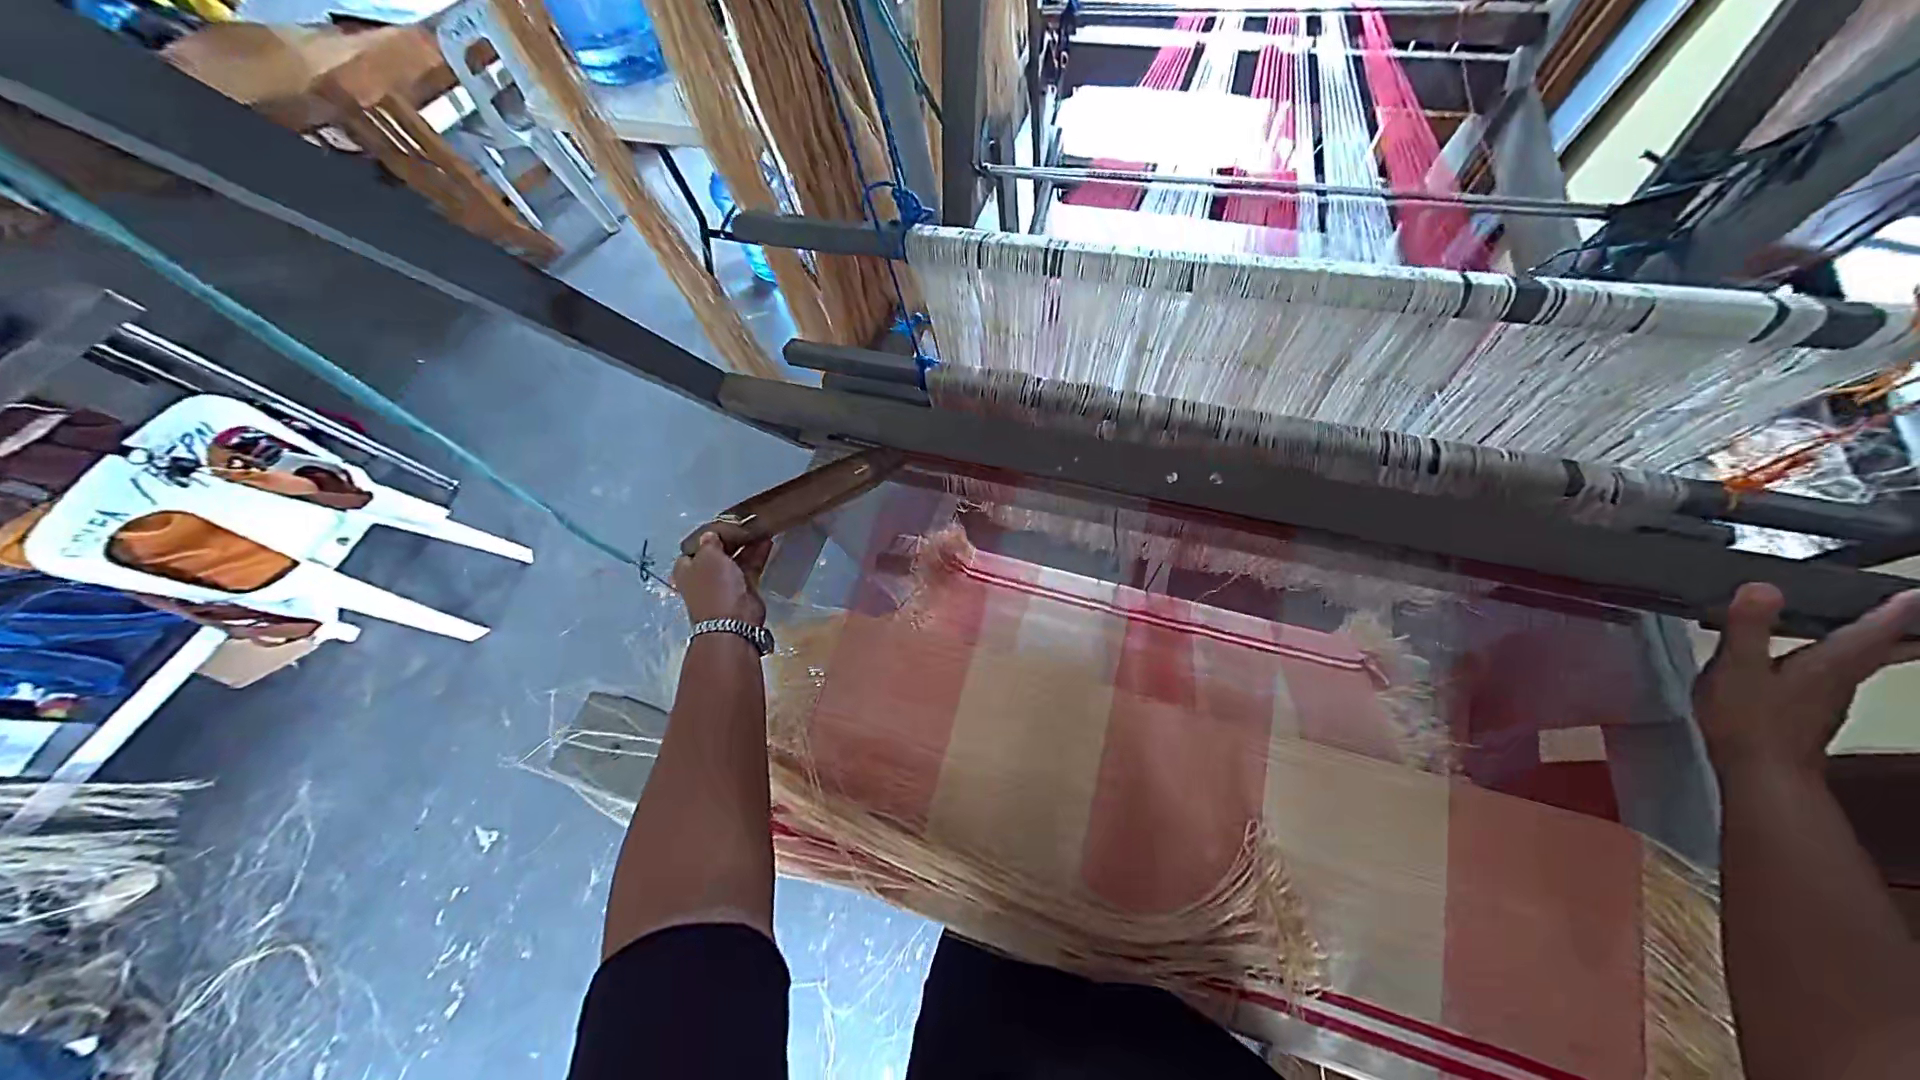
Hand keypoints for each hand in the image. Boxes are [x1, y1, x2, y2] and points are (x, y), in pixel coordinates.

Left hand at [672, 524, 771, 626]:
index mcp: (686, 568)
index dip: (708, 534)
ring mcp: (724, 582)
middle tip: (745, 522)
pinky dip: (757, 554)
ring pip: (736, 558)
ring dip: (746, 544)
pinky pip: (750, 566)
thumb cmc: (714, 585)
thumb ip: (709, 542)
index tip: (723, 521)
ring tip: (760, 527)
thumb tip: (710, 534)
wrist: (733, 621)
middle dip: (731, 538)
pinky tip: (767, 539)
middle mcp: (703, 574)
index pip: (695, 545)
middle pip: (717, 551)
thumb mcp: (708, 557)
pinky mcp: (743, 587)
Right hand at [1694, 582, 1919, 778]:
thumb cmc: (1748, 718)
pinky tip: (1822, 662)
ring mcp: (1829, 698)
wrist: (1763, 772)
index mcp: (1830, 663)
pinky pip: (1837, 675)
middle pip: (1885, 650)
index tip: (1917, 592)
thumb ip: (1748, 627)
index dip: (1896, 608)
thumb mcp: (1737, 667)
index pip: (1874, 630)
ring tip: (1876, 629)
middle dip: (1906, 632)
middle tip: (1918, 613)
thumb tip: (1764, 585)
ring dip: (1876, 644)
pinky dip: (1843, 660)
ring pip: (1863, 663)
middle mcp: (1841, 678)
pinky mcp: (1814, 711)